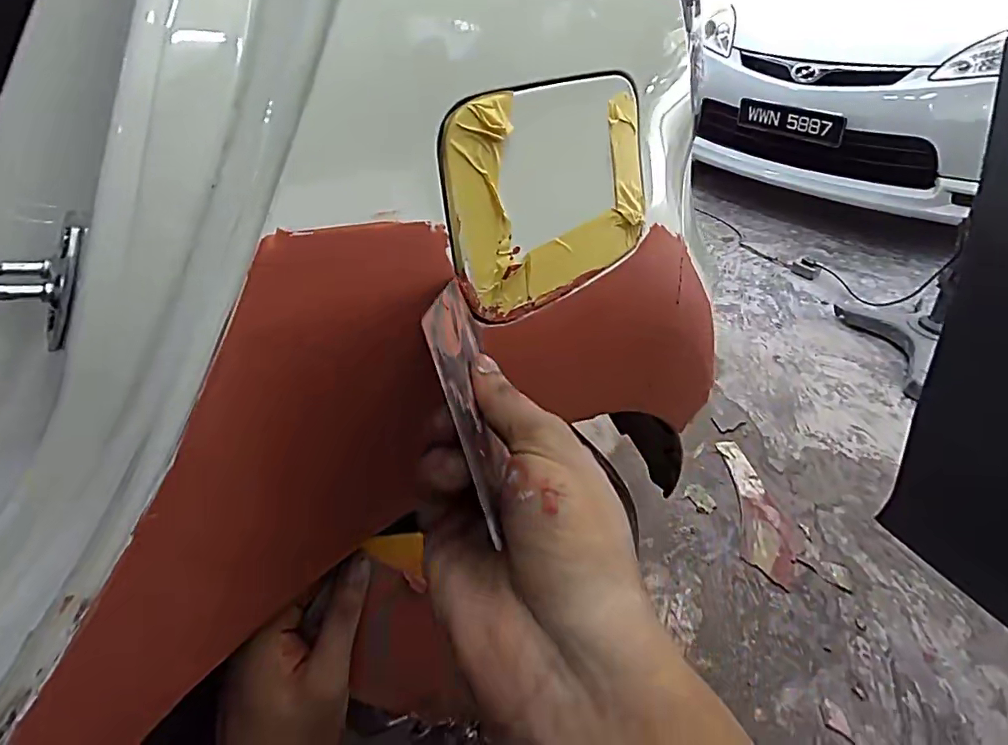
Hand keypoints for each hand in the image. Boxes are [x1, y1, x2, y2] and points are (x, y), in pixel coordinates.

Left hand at [220, 554, 371, 744]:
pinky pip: (289, 630)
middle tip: (369, 563)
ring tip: (359, 586)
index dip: (335, 557)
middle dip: (332, 578)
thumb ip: (344, 613)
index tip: (367, 543)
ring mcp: (249, 656)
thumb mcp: (330, 674)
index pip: (301, 575)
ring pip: (295, 609)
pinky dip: (313, 622)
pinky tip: (337, 622)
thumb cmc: (297, 739)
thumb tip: (361, 561)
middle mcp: (247, 638)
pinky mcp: (257, 671)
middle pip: (296, 590)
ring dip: (325, 600)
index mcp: (259, 633)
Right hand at [417, 355, 747, 744]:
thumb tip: (482, 366)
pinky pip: (428, 492)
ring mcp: (479, 511)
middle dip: (461, 412)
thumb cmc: (578, 543)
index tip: (458, 359)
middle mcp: (515, 481)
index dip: (487, 387)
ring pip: (447, 455)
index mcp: (552, 457)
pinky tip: (444, 475)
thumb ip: (510, 408)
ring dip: (445, 442)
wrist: (562, 647)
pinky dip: (431, 473)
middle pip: (474, 430)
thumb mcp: (553, 454)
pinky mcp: (445, 542)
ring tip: (455, 454)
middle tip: (453, 407)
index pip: (511, 410)